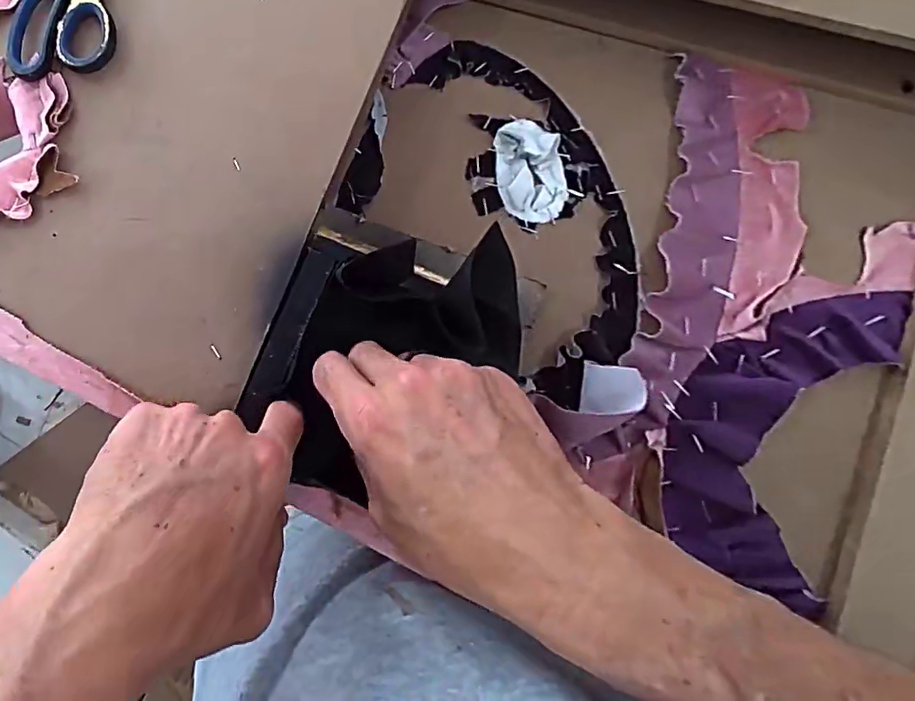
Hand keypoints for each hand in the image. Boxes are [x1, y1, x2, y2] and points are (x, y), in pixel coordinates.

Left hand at [0, 400, 301, 700]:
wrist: (103, 604)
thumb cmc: (178, 606)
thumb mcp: (254, 600)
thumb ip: (272, 546)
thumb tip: (267, 524)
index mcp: (265, 467)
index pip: (285, 419)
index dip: (277, 432)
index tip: (266, 443)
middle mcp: (227, 434)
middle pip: (230, 435)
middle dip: (218, 461)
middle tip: (194, 503)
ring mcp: (180, 423)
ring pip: (188, 432)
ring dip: (179, 456)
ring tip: (153, 503)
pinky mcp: (137, 424)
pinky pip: (149, 429)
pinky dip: (141, 451)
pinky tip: (130, 491)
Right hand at [309, 346, 914, 700]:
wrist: (585, 565)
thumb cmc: (490, 566)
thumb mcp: (408, 536)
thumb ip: (364, 495)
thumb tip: (329, 479)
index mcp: (396, 422)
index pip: (340, 364)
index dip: (332, 376)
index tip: (333, 391)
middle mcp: (435, 382)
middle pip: (376, 348)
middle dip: (370, 374)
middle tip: (381, 412)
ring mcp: (476, 374)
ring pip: (422, 355)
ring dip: (418, 382)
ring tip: (436, 428)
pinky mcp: (509, 379)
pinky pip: (462, 367)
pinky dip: (456, 386)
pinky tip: (475, 427)